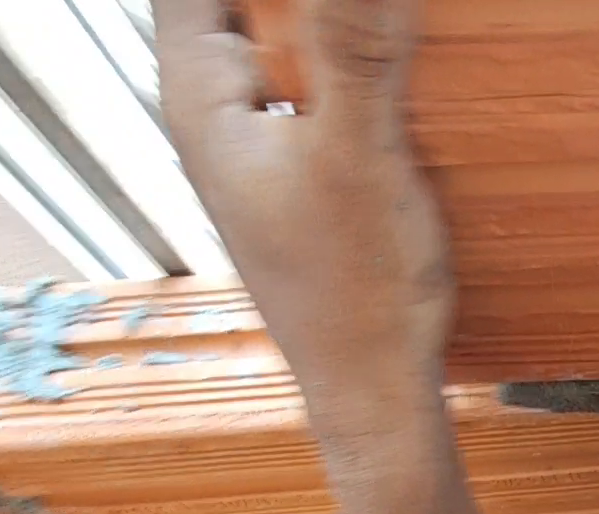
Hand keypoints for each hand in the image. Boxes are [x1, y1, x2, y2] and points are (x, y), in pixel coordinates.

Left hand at [157, 0, 454, 435]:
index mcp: (201, 96)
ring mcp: (263, 157)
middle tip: (384, 24)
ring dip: (334, 39)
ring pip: (284, 56)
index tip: (357, 11)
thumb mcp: (359, 157)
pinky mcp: (306, 188)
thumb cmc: (361, 289)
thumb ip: (352, 45)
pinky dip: (348, 84)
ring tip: (394, 43)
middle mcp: (219, 120)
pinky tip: (397, 99)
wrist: (376, 390)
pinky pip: (316, 103)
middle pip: (246, 10)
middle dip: (309, 14)